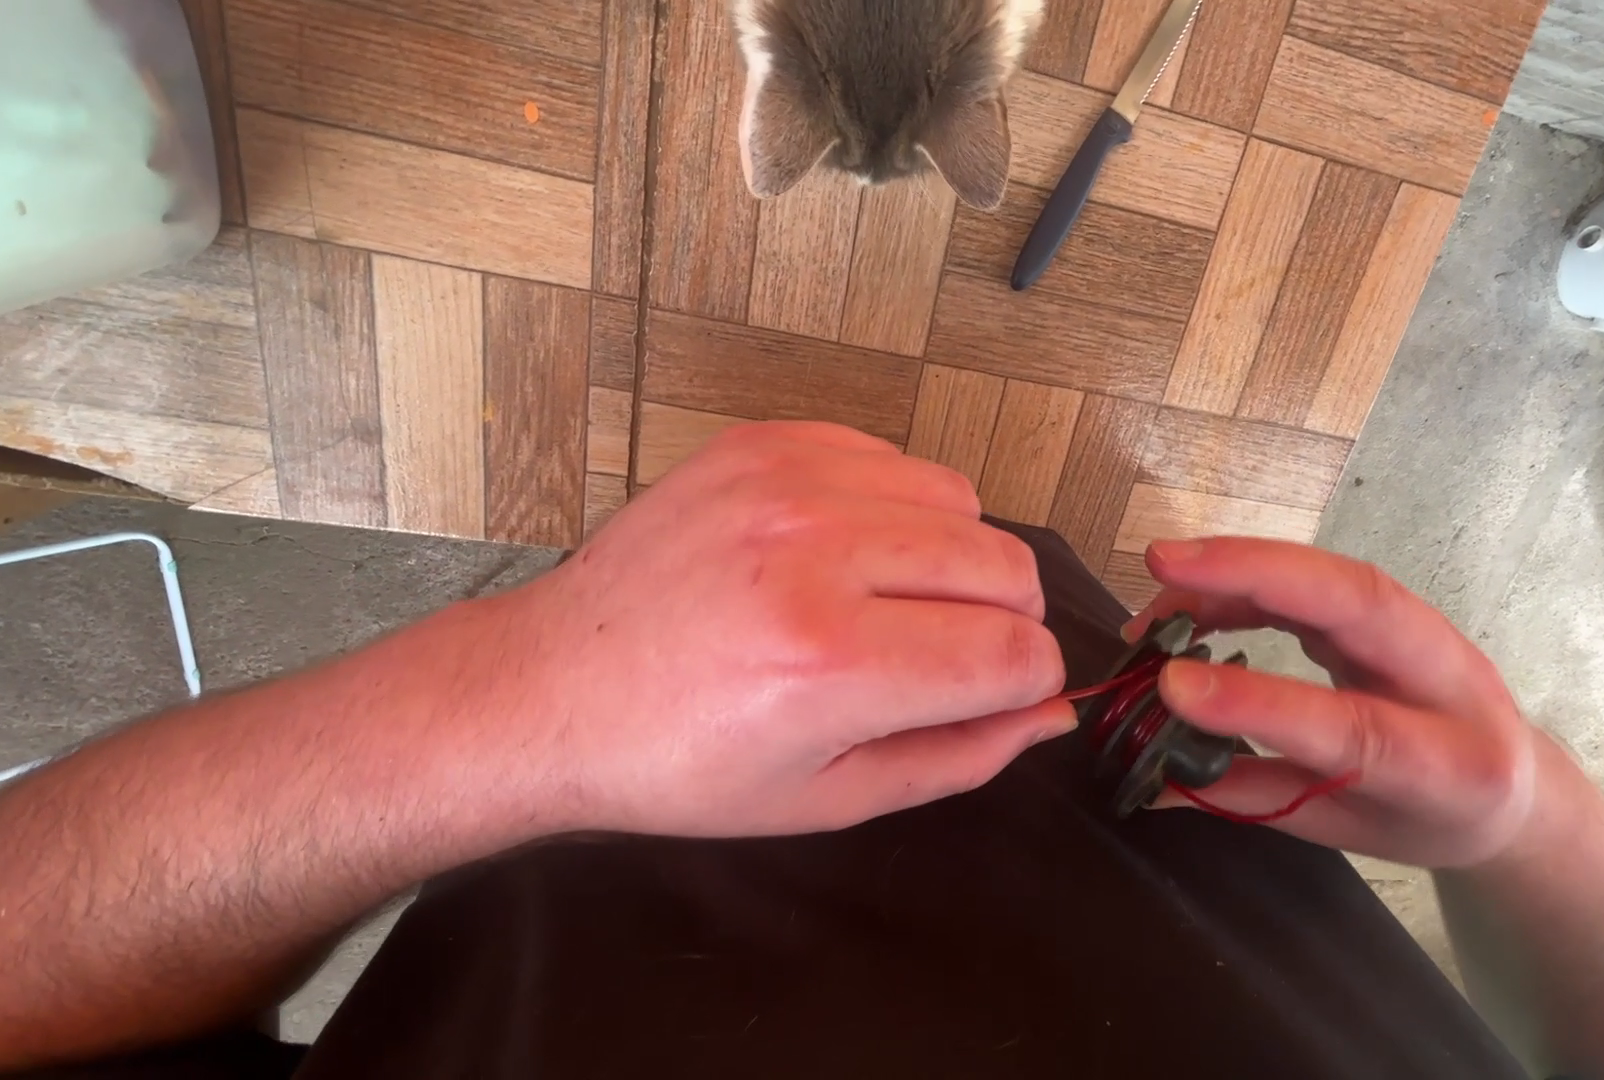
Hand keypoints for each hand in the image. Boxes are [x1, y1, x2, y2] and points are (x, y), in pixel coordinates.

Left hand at [482, 422, 1072, 837]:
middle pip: (1008, 566)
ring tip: (892, 598)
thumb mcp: (830, 796)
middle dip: (1006, 621)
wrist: (553, 685)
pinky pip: (895, 460)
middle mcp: (815, 553)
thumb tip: (1051, 710)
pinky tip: (847, 550)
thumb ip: (960, 755)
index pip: (1014, 653)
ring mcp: (788, 481)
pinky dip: (897, 509)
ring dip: (954, 558)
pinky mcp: (765, 442)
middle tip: (947, 651)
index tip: (1001, 692)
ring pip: (963, 501)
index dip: (1029, 681)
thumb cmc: (682, 761)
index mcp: (830, 663)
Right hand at [1127, 538, 1542, 867]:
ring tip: (1157, 580)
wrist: (1515, 786)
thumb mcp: (1345, 830)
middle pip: (1358, 601)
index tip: (1173, 686)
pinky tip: (1189, 594)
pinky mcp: (1384, 604)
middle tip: (1161, 564)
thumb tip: (1154, 777)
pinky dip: (1243, 577)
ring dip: (1234, 566)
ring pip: (1328, 573)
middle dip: (1254, 572)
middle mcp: (1446, 678)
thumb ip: (1251, 798)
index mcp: (1450, 765)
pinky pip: (1311, 576)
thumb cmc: (1426, 818)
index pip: (1353, 727)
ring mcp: (1421, 629)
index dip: (1261, 703)